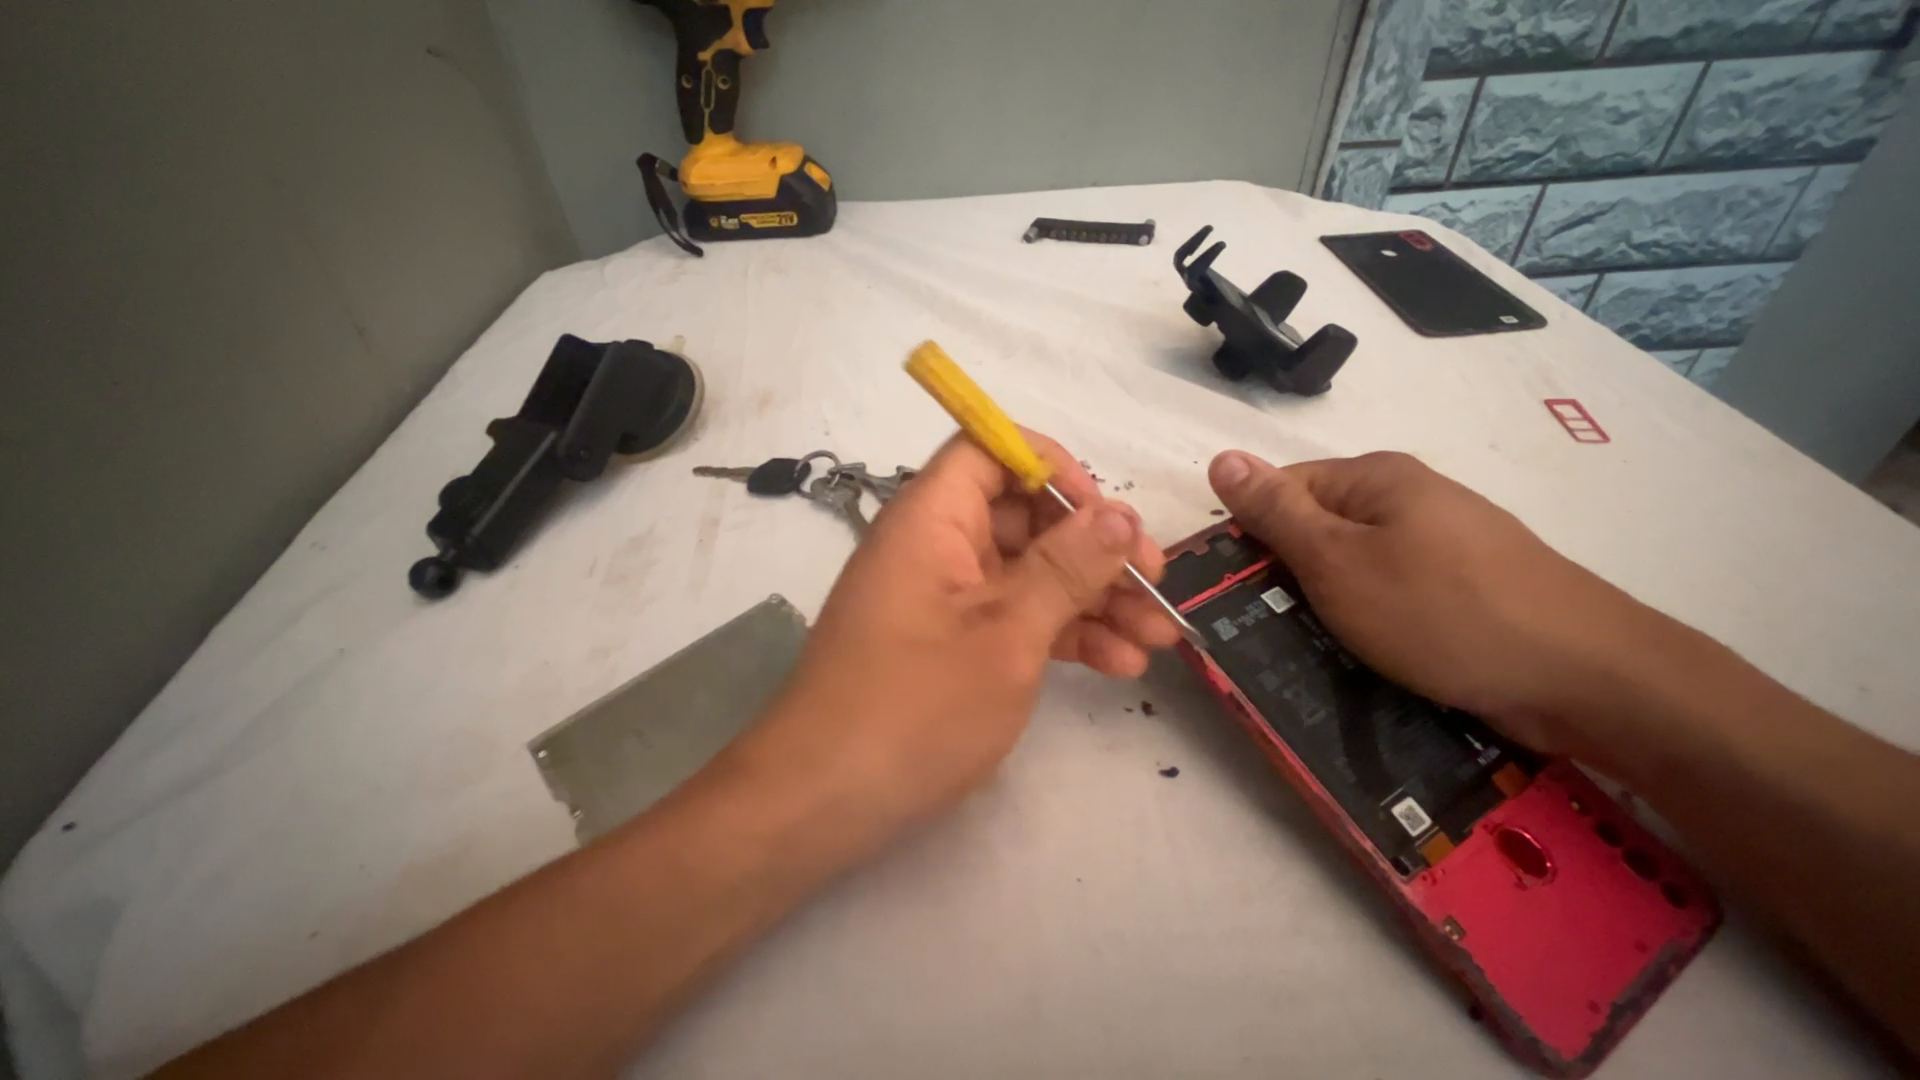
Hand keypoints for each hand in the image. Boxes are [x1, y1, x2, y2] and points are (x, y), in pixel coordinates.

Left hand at [735, 433, 1179, 844]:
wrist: (822, 802)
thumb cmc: (915, 708)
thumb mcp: (1006, 634)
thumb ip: (1067, 568)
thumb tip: (1120, 514)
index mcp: (931, 519)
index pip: (990, 451)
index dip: (1053, 470)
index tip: (1107, 517)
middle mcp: (933, 547)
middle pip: (1023, 517)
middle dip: (1095, 549)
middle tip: (1156, 587)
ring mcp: (940, 600)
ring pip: (1027, 574)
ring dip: (1092, 600)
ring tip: (1158, 638)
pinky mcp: (947, 646)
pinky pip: (1012, 619)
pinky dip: (1061, 635)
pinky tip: (1119, 665)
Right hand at [1208, 449, 1659, 753]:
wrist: (1583, 676)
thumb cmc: (1440, 612)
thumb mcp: (1337, 561)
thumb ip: (1276, 513)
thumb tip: (1222, 457)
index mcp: (1375, 477)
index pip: (1282, 489)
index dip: (1251, 537)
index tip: (1236, 591)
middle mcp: (1412, 497)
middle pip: (1320, 528)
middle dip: (1290, 576)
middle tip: (1272, 628)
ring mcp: (1447, 543)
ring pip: (1357, 567)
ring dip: (1329, 605)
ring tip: (1316, 648)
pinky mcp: (1469, 588)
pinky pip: (1396, 595)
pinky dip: (1374, 622)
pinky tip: (1370, 655)